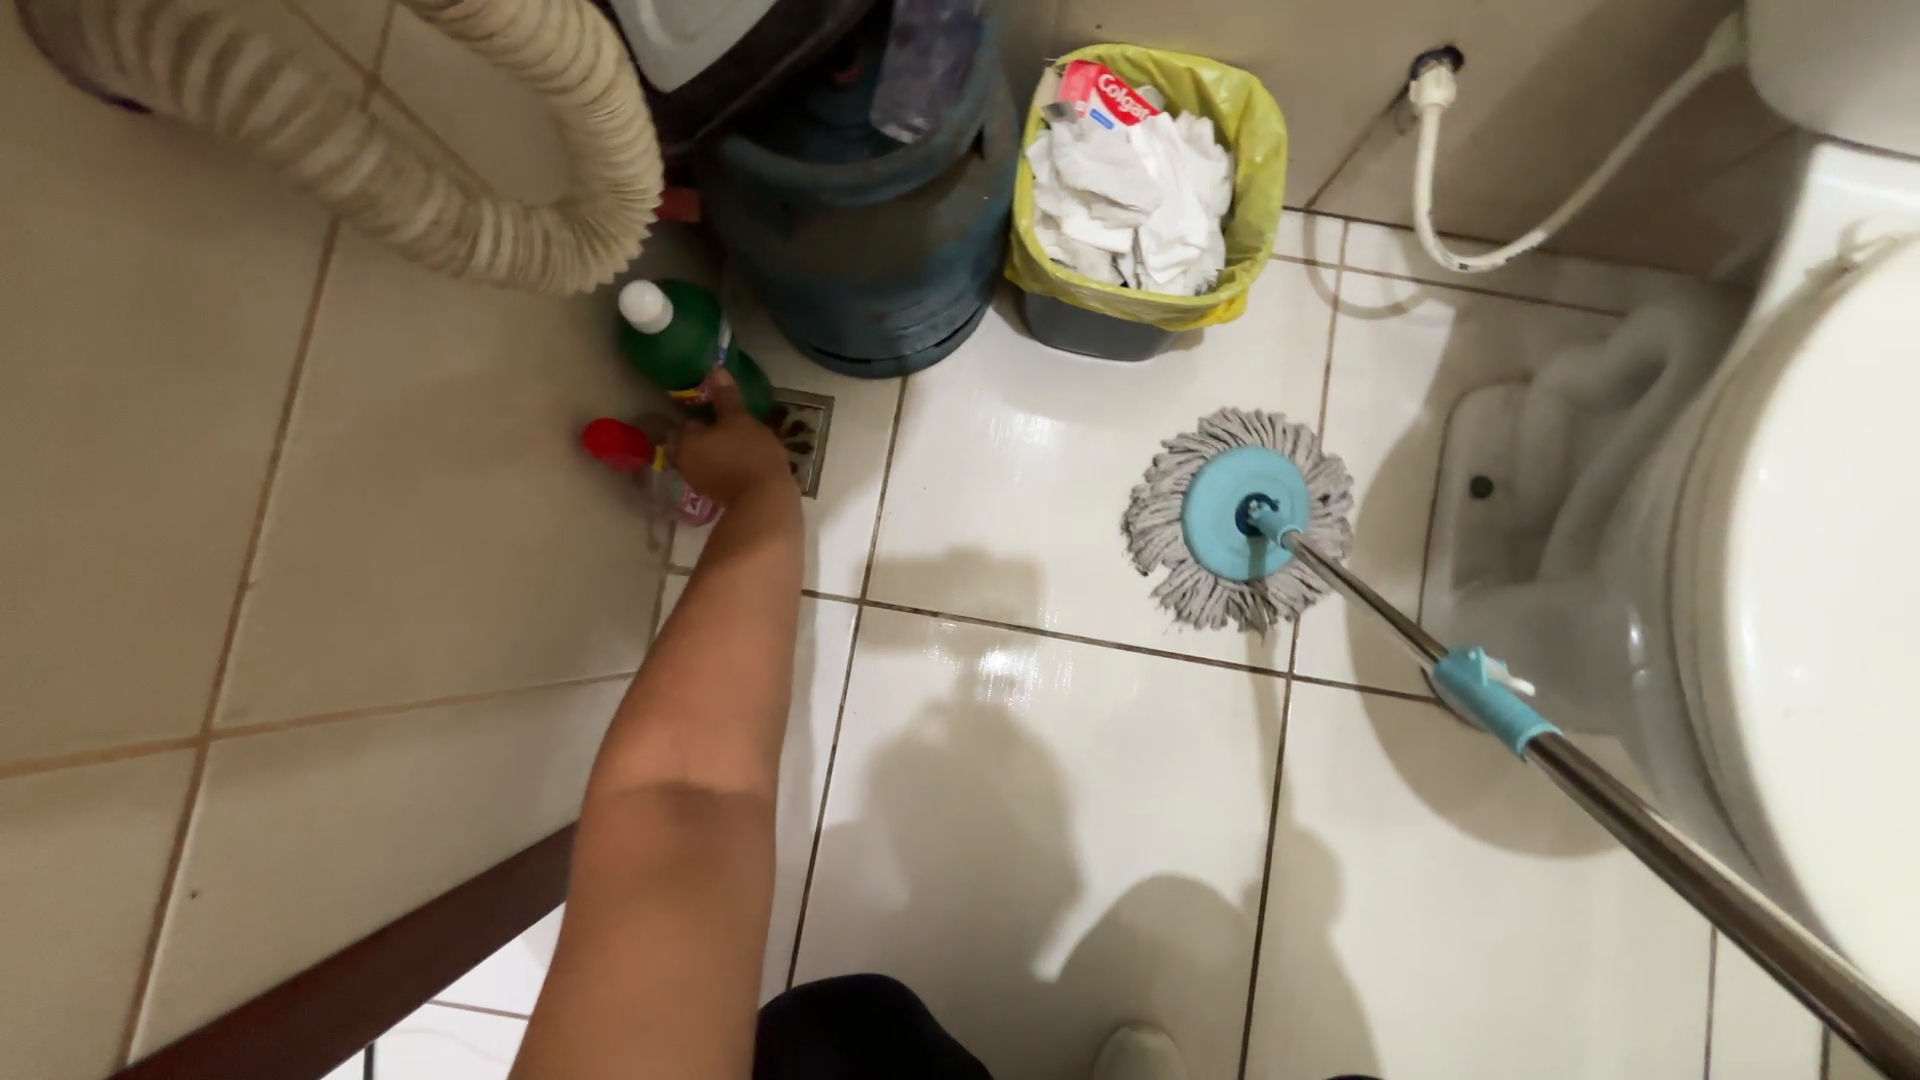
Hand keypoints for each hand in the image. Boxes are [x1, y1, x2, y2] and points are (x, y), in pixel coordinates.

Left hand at [672, 370, 792, 508]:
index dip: (707, 415)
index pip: (689, 421)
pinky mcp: (716, 497)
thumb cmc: (749, 453)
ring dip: (718, 452)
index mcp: (685, 442)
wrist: (765, 499)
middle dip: (709, 436)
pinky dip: (727, 468)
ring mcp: (699, 483)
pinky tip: (745, 463)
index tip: (726, 413)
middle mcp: (685, 463)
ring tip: (742, 445)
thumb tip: (716, 371)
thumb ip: (726, 397)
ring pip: (706, 459)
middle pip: (694, 442)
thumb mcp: (741, 419)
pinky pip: (718, 475)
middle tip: (734, 429)